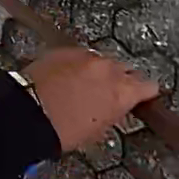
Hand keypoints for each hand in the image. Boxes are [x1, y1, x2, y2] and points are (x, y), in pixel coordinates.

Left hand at [21, 48, 159, 152]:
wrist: (30, 111)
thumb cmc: (63, 129)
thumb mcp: (98, 130)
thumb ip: (114, 112)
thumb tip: (116, 106)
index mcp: (123, 91)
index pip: (148, 86)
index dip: (145, 93)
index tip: (142, 96)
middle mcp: (108, 68)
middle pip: (125, 69)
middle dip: (121, 79)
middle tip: (109, 92)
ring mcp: (86, 56)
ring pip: (102, 60)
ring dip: (98, 70)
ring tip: (86, 84)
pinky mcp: (65, 49)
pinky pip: (79, 54)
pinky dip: (78, 63)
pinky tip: (69, 75)